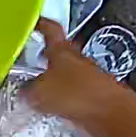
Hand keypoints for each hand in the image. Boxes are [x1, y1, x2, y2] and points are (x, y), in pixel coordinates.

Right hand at [24, 19, 135, 134]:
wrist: (111, 113)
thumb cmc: (79, 95)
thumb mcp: (39, 92)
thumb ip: (28, 89)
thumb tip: (24, 91)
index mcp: (62, 50)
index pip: (50, 29)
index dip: (41, 24)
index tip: (34, 23)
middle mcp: (77, 59)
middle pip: (59, 52)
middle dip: (45, 56)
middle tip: (32, 61)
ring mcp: (88, 76)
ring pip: (67, 72)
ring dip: (54, 78)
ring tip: (41, 89)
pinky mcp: (95, 94)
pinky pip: (75, 91)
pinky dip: (65, 96)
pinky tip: (57, 107)